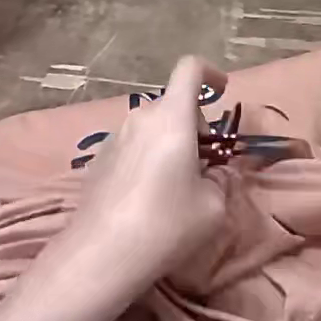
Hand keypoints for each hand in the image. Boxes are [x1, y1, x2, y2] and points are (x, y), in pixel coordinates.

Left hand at [45, 56, 228, 297]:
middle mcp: (140, 117)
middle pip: (172, 104)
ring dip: (169, 142)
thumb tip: (215, 172)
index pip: (189, 69)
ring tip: (175, 186)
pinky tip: (146, 197)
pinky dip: (147, 156)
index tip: (222, 91)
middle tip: (205, 166)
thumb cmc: (166, 223)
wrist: (102, 251)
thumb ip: (220, 179)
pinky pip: (132, 145)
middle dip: (194, 126)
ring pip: (151, 126)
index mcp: (171, 117)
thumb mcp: (212, 206)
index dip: (210, 73)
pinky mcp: (98, 157)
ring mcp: (114, 136)